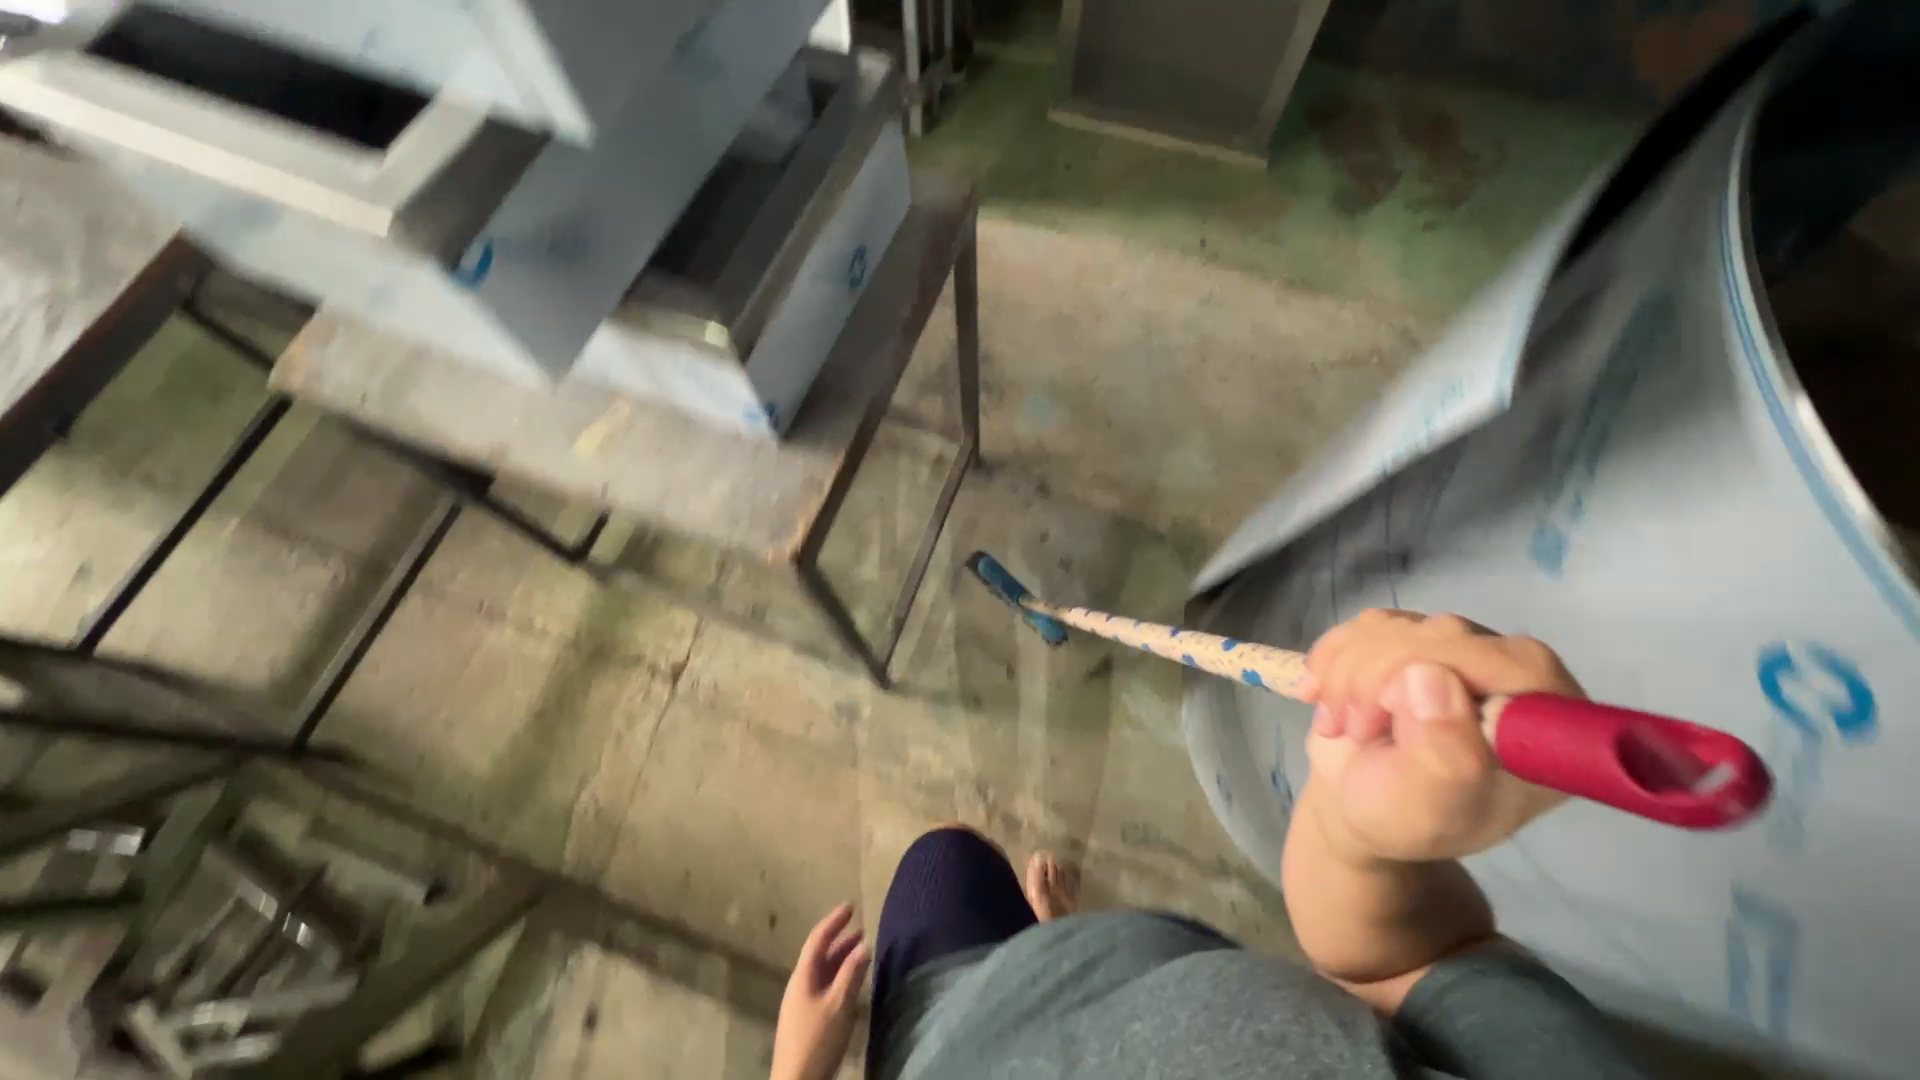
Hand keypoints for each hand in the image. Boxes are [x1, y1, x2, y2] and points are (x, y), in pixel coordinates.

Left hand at [771, 904, 870, 1079]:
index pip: (818, 939)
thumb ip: (851, 974)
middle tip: (860, 928)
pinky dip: (839, 978)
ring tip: (861, 950)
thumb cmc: (817, 1040)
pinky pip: (824, 988)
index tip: (850, 906)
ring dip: (841, 960)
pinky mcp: (806, 1021)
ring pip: (822, 973)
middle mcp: (799, 986)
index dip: (834, 921)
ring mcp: (801, 1004)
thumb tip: (864, 945)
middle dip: (840, 940)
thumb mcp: (838, 1005)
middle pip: (819, 955)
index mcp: (802, 977)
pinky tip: (852, 984)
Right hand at [1300, 609, 1581, 863]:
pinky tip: (1325, 695)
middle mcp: (1512, 674)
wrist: (1358, 803)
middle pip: (1438, 636)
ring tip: (1345, 723)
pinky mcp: (1414, 635)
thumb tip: (1431, 674)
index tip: (1380, 721)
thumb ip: (1445, 754)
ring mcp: (1460, 649)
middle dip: (1372, 681)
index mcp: (1546, 719)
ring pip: (1394, 627)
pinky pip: (1367, 623)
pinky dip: (1331, 658)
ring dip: (1346, 676)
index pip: (1500, 660)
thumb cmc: (1402, 817)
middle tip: (1356, 730)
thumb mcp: (1429, 807)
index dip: (1430, 674)